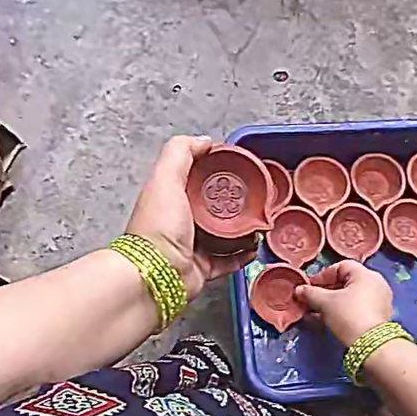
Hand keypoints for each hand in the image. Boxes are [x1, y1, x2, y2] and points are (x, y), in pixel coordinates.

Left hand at [125, 136, 254, 298]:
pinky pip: (227, 261)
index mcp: (170, 197)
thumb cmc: (159, 227)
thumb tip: (205, 142)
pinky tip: (255, 248)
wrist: (157, 273)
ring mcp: (191, 247)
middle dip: (233, 202)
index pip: (196, 178)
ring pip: (223, 235)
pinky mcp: (202, 269)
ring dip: (242, 229)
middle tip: (255, 196)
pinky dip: (242, 256)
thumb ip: (181, 152)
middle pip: (212, 207)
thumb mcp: (166, 178)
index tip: (239, 167)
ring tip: (260, 222)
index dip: (215, 170)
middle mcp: (179, 221)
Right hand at [298, 260, 393, 345]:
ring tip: (318, 313)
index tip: (309, 288)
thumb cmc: (348, 315)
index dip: (322, 276)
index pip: (340, 267)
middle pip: (347, 281)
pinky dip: (344, 311)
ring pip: (352, 296)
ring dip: (334, 302)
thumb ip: (310, 293)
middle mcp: (376, 283)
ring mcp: (381, 300)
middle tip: (312, 301)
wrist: (371, 344)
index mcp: (365, 274)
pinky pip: (359, 307)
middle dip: (326, 291)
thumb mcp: (325, 303)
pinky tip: (331, 320)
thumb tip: (298, 290)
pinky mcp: (381, 316)